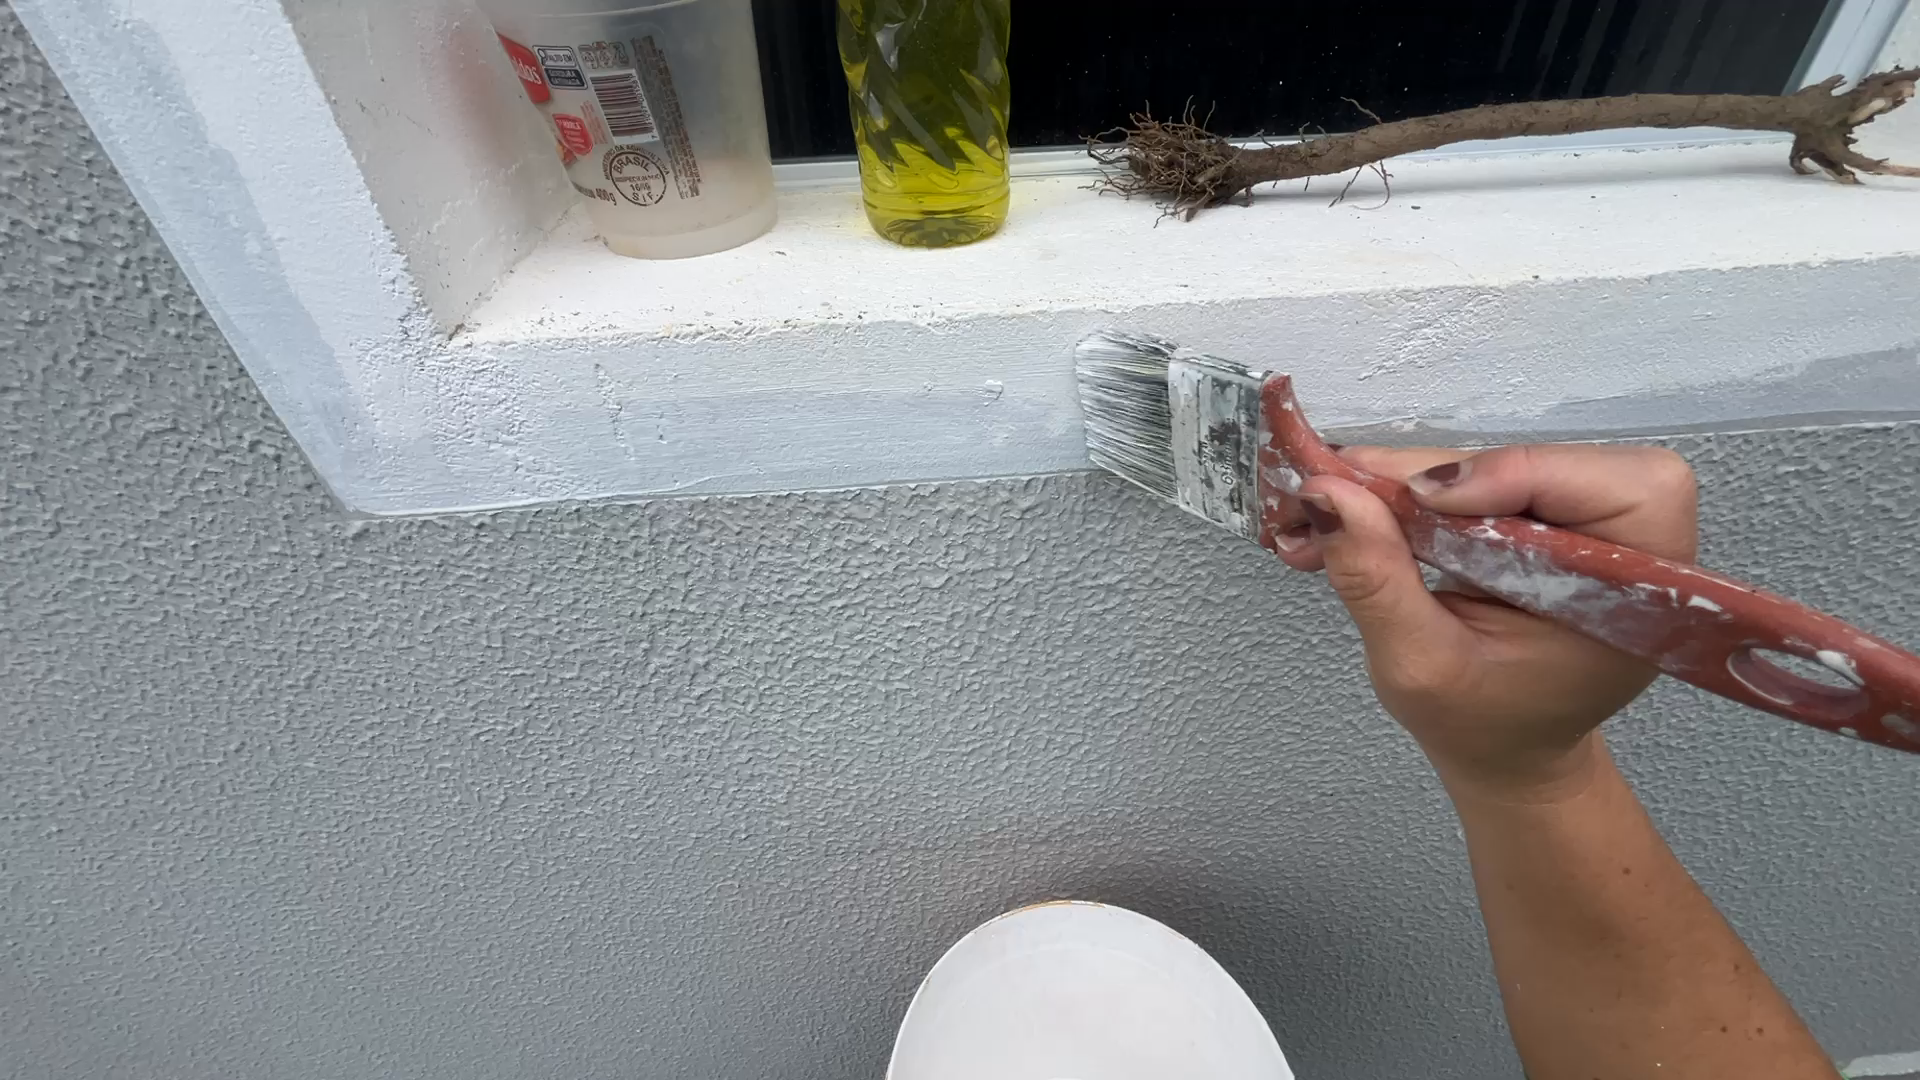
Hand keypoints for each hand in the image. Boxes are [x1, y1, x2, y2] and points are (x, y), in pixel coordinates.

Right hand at [1273, 444, 1699, 799]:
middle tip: (1334, 490)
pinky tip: (1345, 518)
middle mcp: (1616, 543)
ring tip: (1323, 511)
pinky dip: (1396, 496)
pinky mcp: (1520, 520)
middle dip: (1425, 475)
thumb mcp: (1417, 662)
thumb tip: (1324, 496)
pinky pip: (1459, 484)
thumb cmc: (1476, 722)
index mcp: (1636, 593)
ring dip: (1396, 483)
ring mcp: (1566, 527)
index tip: (1419, 498)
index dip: (1519, 473)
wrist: (1500, 747)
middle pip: (1530, 464)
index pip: (1618, 487)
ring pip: (1482, 467)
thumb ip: (1377, 580)